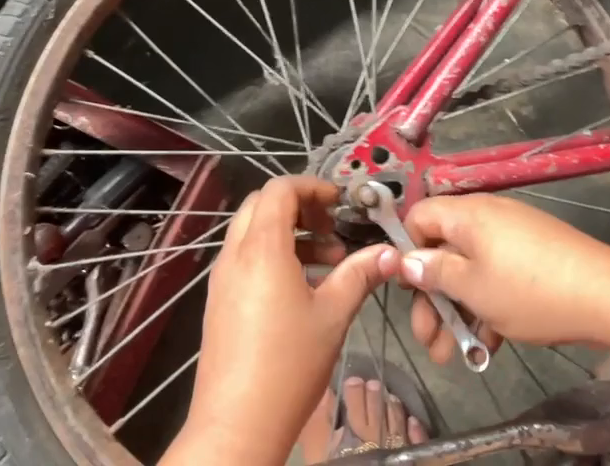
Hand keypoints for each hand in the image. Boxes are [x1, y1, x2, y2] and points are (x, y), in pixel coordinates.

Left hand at [174, 177, 396, 464]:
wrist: (236, 423)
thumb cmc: (289, 364)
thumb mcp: (333, 315)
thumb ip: (360, 274)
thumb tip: (390, 252)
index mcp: (261, 247)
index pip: (280, 189)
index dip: (312, 186)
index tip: (341, 202)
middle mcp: (235, 254)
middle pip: (262, 204)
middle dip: (300, 206)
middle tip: (332, 228)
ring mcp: (222, 278)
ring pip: (252, 231)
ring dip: (289, 233)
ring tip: (329, 261)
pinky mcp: (219, 300)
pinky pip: (245, 257)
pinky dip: (273, 255)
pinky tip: (304, 288)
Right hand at [397, 194, 609, 363]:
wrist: (608, 297)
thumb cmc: (531, 291)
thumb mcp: (473, 288)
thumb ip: (435, 272)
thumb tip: (407, 260)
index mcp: (467, 214)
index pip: (419, 217)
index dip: (407, 251)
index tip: (407, 289)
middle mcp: (487, 216)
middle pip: (444, 249)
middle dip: (432, 296)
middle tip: (428, 339)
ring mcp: (514, 235)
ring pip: (472, 268)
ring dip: (459, 309)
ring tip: (454, 354)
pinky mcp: (535, 255)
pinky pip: (498, 274)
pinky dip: (488, 303)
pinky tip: (489, 343)